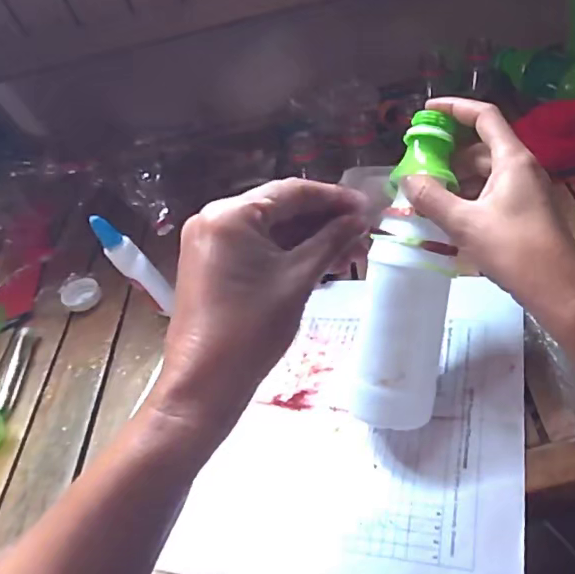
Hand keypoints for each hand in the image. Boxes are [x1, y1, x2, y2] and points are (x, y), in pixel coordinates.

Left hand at [148, 179, 369, 446]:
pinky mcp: (211, 262)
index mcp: (229, 214)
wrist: (205, 382)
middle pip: (280, 208)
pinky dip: (287, 252)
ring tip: (350, 253)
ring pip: (269, 229)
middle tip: (363, 233)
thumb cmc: (251, 329)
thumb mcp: (298, 279)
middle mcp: (213, 218)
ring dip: (308, 238)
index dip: (335, 198)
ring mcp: (209, 241)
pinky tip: (321, 261)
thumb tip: (359, 219)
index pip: (291, 191)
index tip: (369, 207)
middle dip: (324, 221)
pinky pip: (255, 246)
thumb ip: (330, 241)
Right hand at [403, 98, 574, 320]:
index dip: (454, 107)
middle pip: (480, 147)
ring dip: (455, 179)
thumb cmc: (514, 250)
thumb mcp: (465, 223)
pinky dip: (467, 196)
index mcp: (512, 160)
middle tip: (417, 164)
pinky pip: (490, 192)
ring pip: (483, 173)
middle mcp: (522, 168)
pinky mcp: (524, 212)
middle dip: (447, 153)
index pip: (484, 116)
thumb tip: (407, 179)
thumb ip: (432, 198)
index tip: (427, 112)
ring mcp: (525, 191)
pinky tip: (447, 215)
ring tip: (425, 194)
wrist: (558, 290)